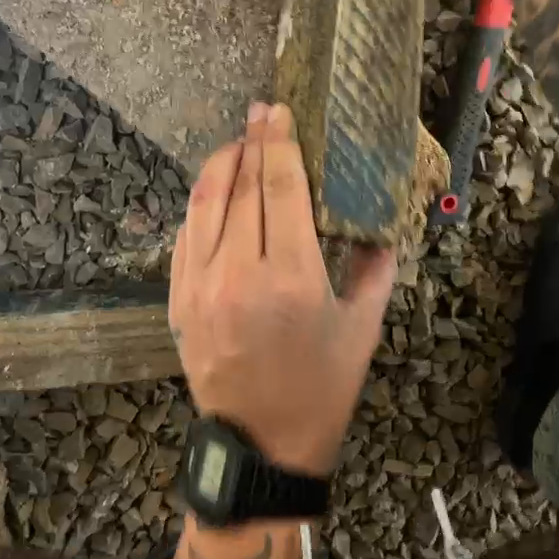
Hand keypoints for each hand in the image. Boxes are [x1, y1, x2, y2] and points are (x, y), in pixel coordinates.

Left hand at [169, 102, 396, 475]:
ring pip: (205, 203)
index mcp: (292, 277)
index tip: (279, 112)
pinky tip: (215, 188)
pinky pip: (185, 234)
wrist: (261, 446)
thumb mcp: (362, 328)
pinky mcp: (178, 299)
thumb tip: (380, 222)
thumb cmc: (321, 387)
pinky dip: (200, 202)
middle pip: (241, 187)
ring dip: (221, 164)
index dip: (280, 143)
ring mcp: (201, 286)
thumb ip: (377, 267)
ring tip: (239, 142)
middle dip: (252, 142)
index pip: (281, 188)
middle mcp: (240, 274)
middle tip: (261, 113)